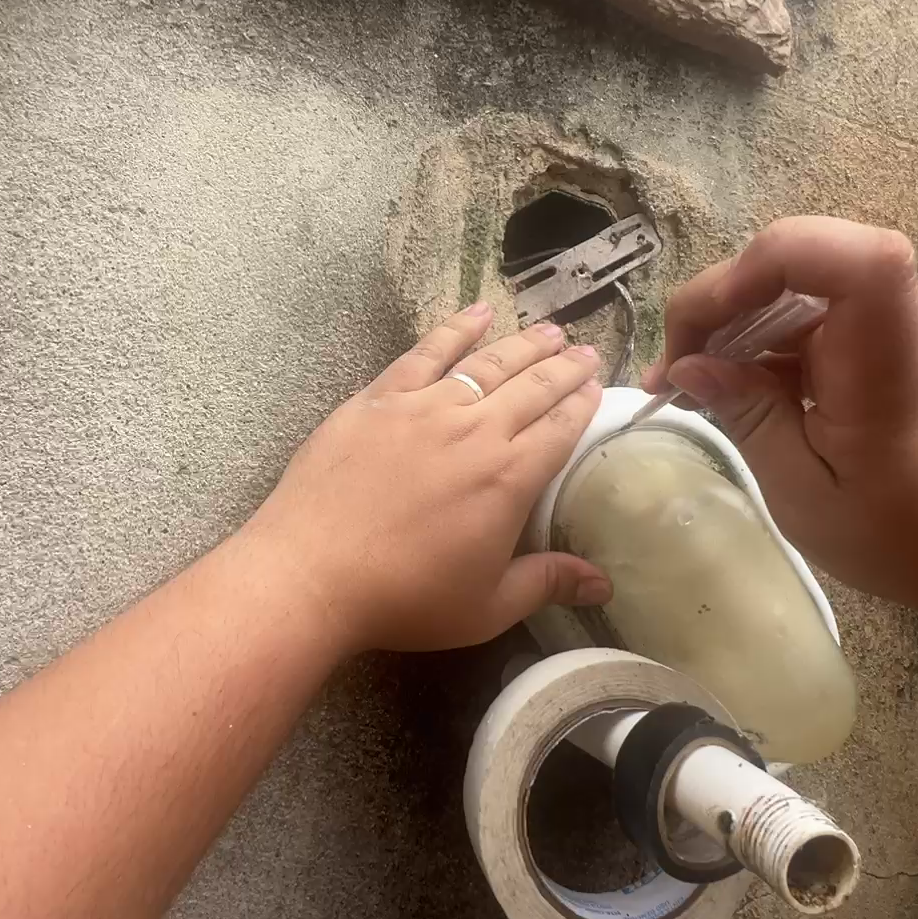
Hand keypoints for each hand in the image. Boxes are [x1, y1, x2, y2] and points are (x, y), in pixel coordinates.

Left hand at [242, 304, 610, 652]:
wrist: (312, 571)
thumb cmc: (404, 596)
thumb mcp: (486, 606)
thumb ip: (546, 583)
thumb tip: (604, 582)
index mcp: (508, 478)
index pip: (559, 429)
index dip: (582, 406)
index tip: (598, 388)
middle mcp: (475, 430)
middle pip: (532, 388)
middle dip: (564, 368)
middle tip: (586, 352)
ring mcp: (425, 407)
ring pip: (487, 363)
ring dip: (523, 344)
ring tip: (548, 330)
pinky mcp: (380, 398)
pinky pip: (426, 352)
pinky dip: (456, 329)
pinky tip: (477, 312)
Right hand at [642, 217, 917, 626]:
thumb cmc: (913, 542)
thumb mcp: (807, 496)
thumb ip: (749, 419)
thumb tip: (688, 366)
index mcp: (886, 366)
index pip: (852, 259)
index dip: (763, 266)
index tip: (704, 331)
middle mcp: (897, 327)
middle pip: (796, 264)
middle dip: (716, 307)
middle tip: (669, 375)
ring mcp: (893, 333)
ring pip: (795, 293)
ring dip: (731, 329)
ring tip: (687, 388)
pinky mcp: (887, 351)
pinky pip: (812, 326)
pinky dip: (761, 349)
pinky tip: (735, 393)